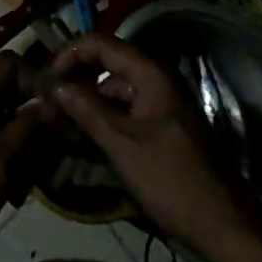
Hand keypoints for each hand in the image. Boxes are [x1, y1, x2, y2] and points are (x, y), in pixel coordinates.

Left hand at [0, 52, 46, 261]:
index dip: (38, 80)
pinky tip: (17, 189)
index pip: (12, 63)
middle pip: (10, 89)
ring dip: (25, 142)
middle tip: (56, 145)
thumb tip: (60, 98)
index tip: (62, 108)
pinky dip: (9, 156)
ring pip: (6, 115)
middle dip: (35, 115)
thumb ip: (30, 126)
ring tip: (34, 176)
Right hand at [45, 34, 258, 261]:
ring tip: (56, 118)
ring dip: (87, 98)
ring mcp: (160, 99)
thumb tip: (55, 86)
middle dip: (76, 77)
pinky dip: (102, 114)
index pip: (102, 44)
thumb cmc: (169, 177)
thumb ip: (87, 110)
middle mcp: (156, 77)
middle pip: (108, 63)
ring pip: (115, 87)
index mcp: (150, 72)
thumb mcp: (122, 144)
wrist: (217, 218)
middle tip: (45, 100)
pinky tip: (81, 133)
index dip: (70, 54)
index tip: (44, 78)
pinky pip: (125, 107)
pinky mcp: (159, 122)